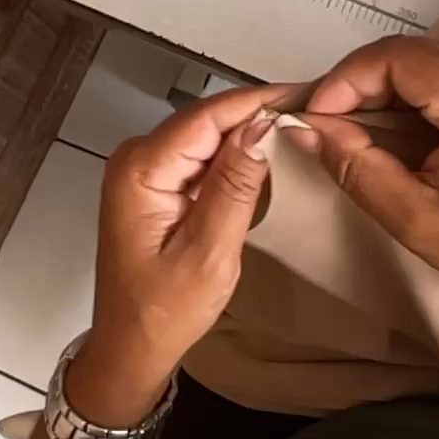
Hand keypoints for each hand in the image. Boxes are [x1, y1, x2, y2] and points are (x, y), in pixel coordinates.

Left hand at [70, 83, 290, 425]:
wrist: (130, 347)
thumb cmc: (165, 311)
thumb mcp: (209, 253)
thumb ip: (235, 186)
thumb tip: (262, 127)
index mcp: (141, 170)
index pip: (206, 117)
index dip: (256, 100)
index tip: (303, 91)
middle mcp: (137, 157)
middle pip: (205, 119)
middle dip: (255, 110)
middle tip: (308, 105)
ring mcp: (144, 168)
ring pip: (205, 133)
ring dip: (247, 128)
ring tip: (295, 119)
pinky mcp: (156, 181)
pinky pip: (200, 153)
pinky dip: (233, 150)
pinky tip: (264, 149)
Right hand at [286, 36, 438, 347]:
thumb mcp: (414, 217)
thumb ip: (354, 165)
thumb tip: (303, 127)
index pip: (395, 58)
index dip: (343, 82)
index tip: (312, 119)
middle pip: (406, 54)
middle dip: (355, 85)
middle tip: (322, 125)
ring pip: (419, 62)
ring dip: (376, 90)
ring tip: (346, 129)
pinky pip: (438, 76)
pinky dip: (402, 97)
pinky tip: (384, 129)